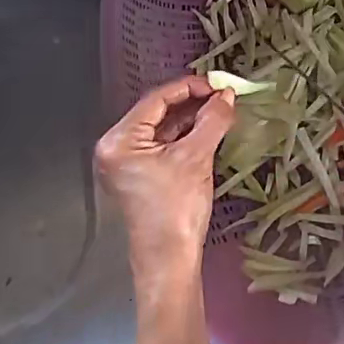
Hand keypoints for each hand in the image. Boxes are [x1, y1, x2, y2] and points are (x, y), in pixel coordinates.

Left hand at [95, 76, 235, 277]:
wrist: (169, 260)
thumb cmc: (176, 210)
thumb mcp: (196, 158)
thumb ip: (212, 120)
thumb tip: (227, 94)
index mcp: (119, 140)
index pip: (156, 100)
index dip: (189, 87)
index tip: (217, 84)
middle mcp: (116, 146)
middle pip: (157, 112)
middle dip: (191, 103)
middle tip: (222, 95)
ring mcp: (126, 161)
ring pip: (162, 128)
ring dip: (191, 118)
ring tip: (220, 109)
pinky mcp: (139, 173)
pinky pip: (163, 144)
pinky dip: (185, 135)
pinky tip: (208, 128)